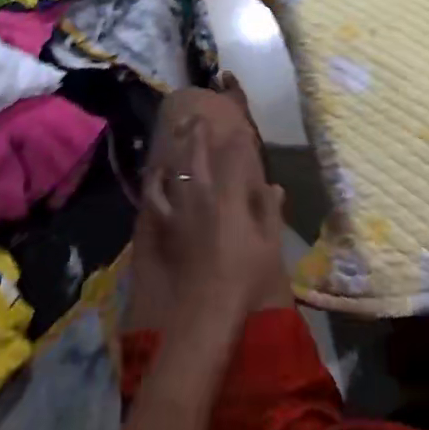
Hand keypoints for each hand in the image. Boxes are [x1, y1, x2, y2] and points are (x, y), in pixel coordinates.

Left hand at [141, 114, 285, 318]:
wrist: (205, 311)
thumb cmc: (244, 278)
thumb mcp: (269, 246)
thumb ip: (270, 212)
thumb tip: (274, 187)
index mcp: (230, 196)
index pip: (234, 156)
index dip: (237, 139)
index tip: (239, 127)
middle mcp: (201, 194)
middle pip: (198, 154)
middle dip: (199, 132)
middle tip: (198, 118)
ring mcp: (178, 210)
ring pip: (173, 169)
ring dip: (175, 149)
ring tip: (174, 135)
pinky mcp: (163, 227)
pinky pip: (154, 197)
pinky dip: (155, 181)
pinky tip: (155, 174)